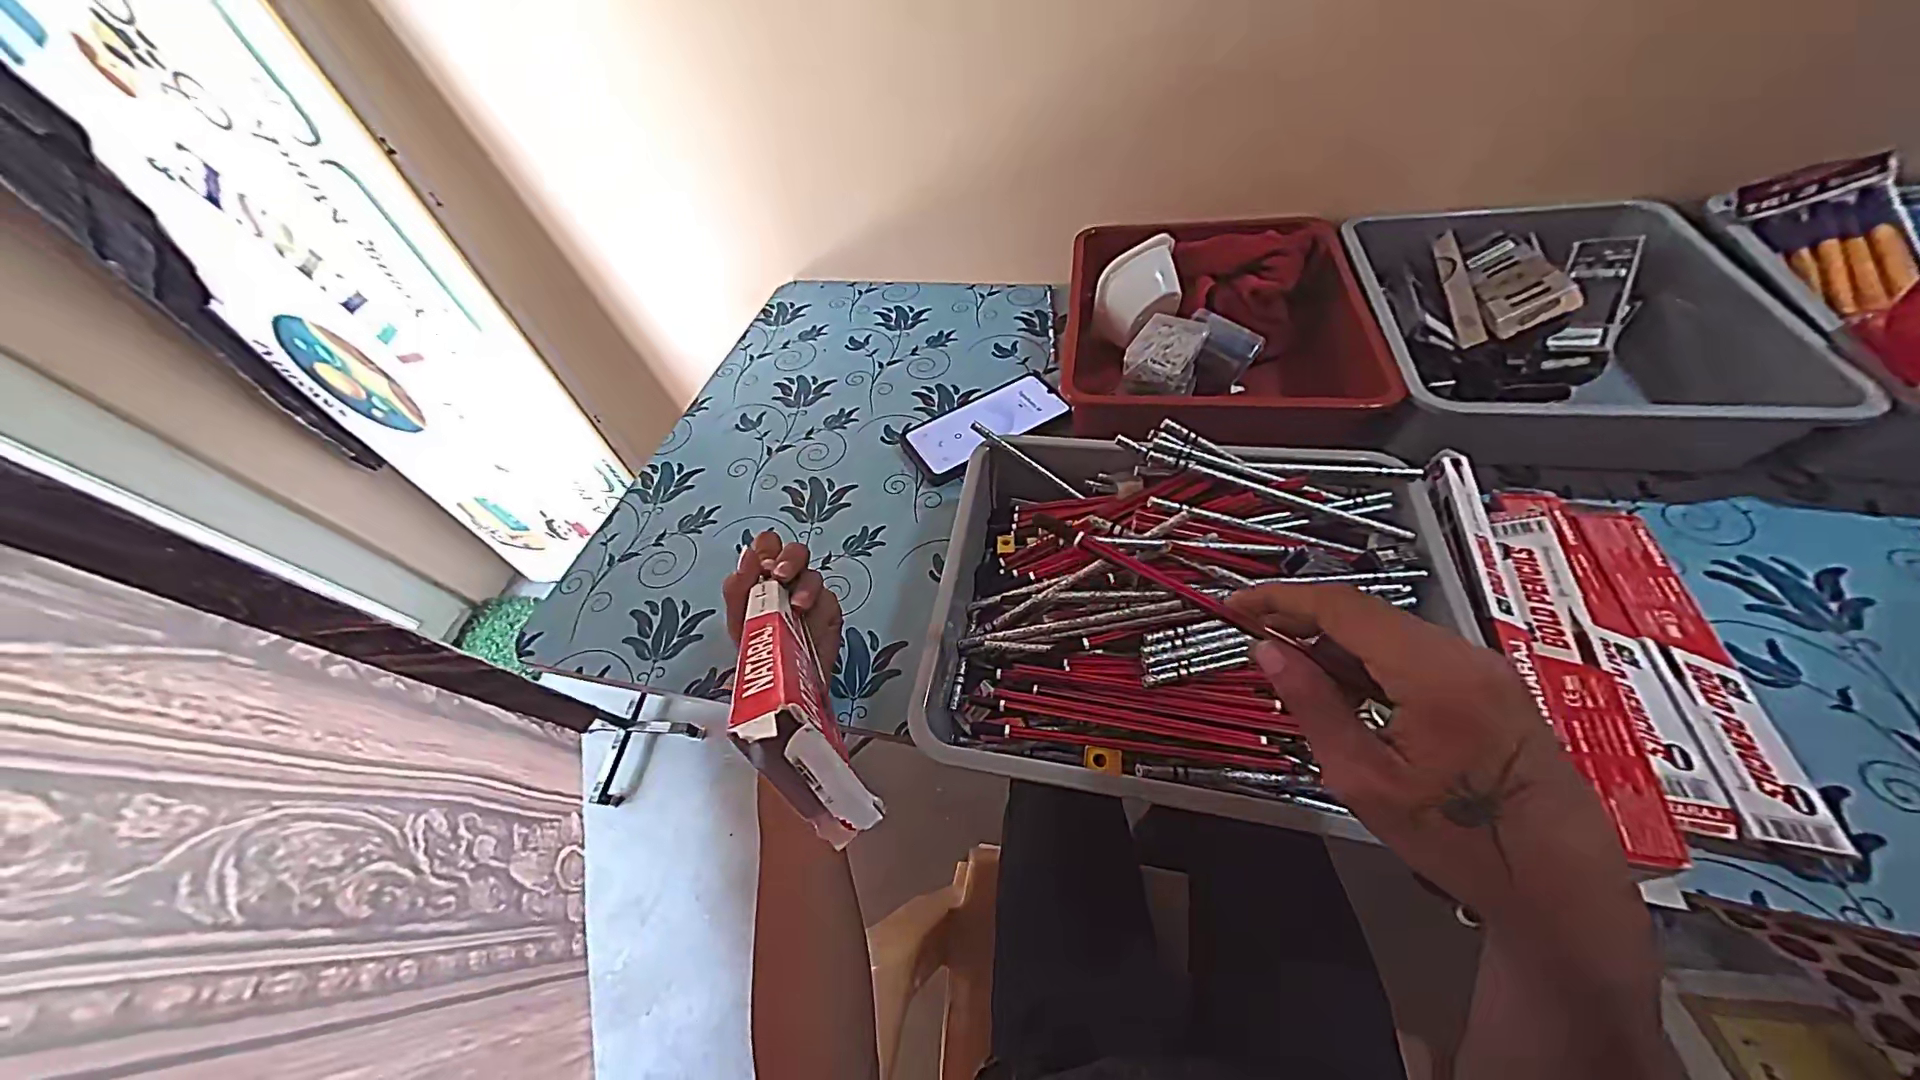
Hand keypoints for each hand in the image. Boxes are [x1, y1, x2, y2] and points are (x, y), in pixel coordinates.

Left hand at [724, 531, 843, 675]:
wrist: (777, 684)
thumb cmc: (757, 648)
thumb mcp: (737, 618)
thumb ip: (738, 586)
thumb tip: (749, 555)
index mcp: (764, 575)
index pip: (769, 544)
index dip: (768, 548)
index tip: (763, 565)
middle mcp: (789, 581)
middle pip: (796, 552)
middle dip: (790, 559)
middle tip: (780, 575)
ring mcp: (812, 596)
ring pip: (814, 575)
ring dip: (804, 586)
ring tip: (795, 606)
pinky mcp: (828, 614)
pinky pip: (829, 601)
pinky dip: (818, 607)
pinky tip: (807, 619)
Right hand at [1225, 584, 1638, 935]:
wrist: (1561, 885)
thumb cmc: (1464, 842)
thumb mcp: (1365, 779)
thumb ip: (1312, 705)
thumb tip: (1269, 652)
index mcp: (1436, 675)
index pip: (1340, 607)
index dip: (1279, 598)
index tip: (1239, 604)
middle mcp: (1465, 656)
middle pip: (1363, 611)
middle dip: (1301, 618)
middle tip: (1256, 638)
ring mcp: (1482, 667)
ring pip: (1384, 629)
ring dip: (1331, 642)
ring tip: (1294, 674)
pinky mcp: (1486, 682)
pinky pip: (1409, 650)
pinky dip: (1364, 659)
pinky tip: (1342, 690)